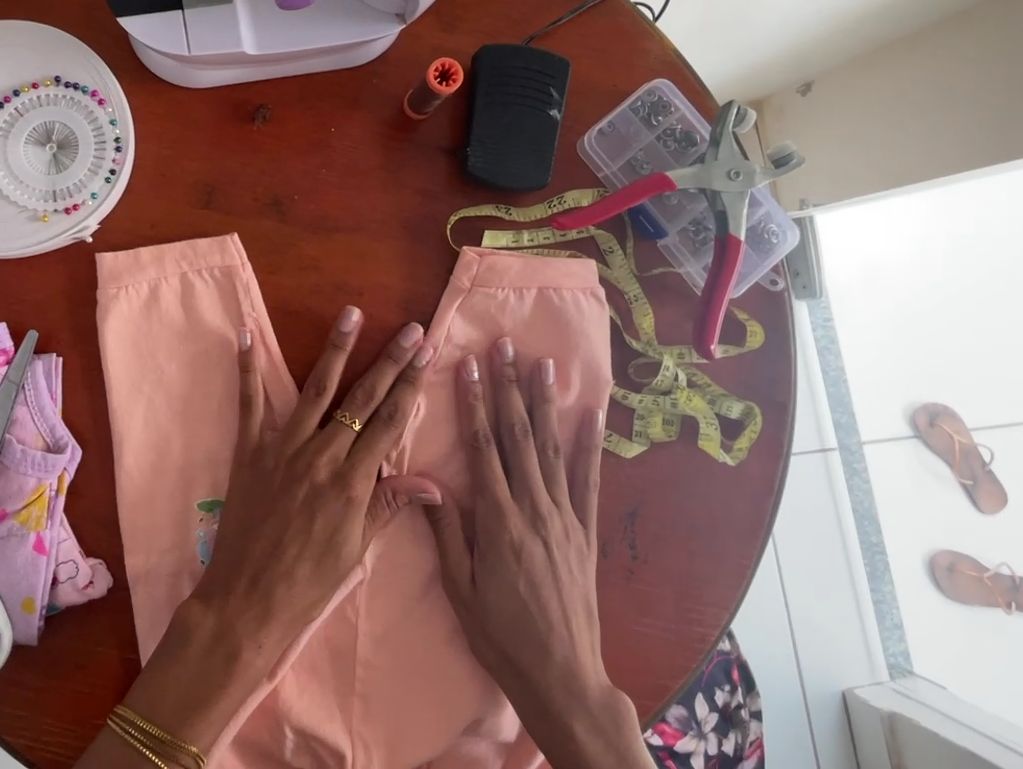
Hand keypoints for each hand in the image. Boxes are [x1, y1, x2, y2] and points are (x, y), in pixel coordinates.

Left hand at [78, 307, 436, 766]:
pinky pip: (249, 402)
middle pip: (361, 399)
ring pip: (314, 389)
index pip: (389, 423)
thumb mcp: (358, 547)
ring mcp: (282, 448)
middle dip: (389, 361)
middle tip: (410, 329)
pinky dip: (247, 368)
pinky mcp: (250, 450)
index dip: (411, 386)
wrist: (249, 598)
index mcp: (353, 481)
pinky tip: (245, 334)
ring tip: (351, 313)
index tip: (427, 355)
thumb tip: (434, 482)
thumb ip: (390, 504)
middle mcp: (321, 455)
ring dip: (335, 349)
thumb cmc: (310, 579)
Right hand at [421, 339, 647, 768]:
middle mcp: (534, 508)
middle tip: (504, 346)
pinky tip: (591, 413)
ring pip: (552, 448)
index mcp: (498, 521)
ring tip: (542, 363)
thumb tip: (430, 482)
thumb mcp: (460, 589)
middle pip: (518, 437)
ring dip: (545, 403)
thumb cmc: (500, 635)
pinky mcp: (585, 532)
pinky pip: (589, 481)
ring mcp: (565, 518)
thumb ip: (447, 533)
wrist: (562, 676)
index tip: (469, 366)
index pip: (482, 448)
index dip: (473, 404)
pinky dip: (590, 445)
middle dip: (508, 388)